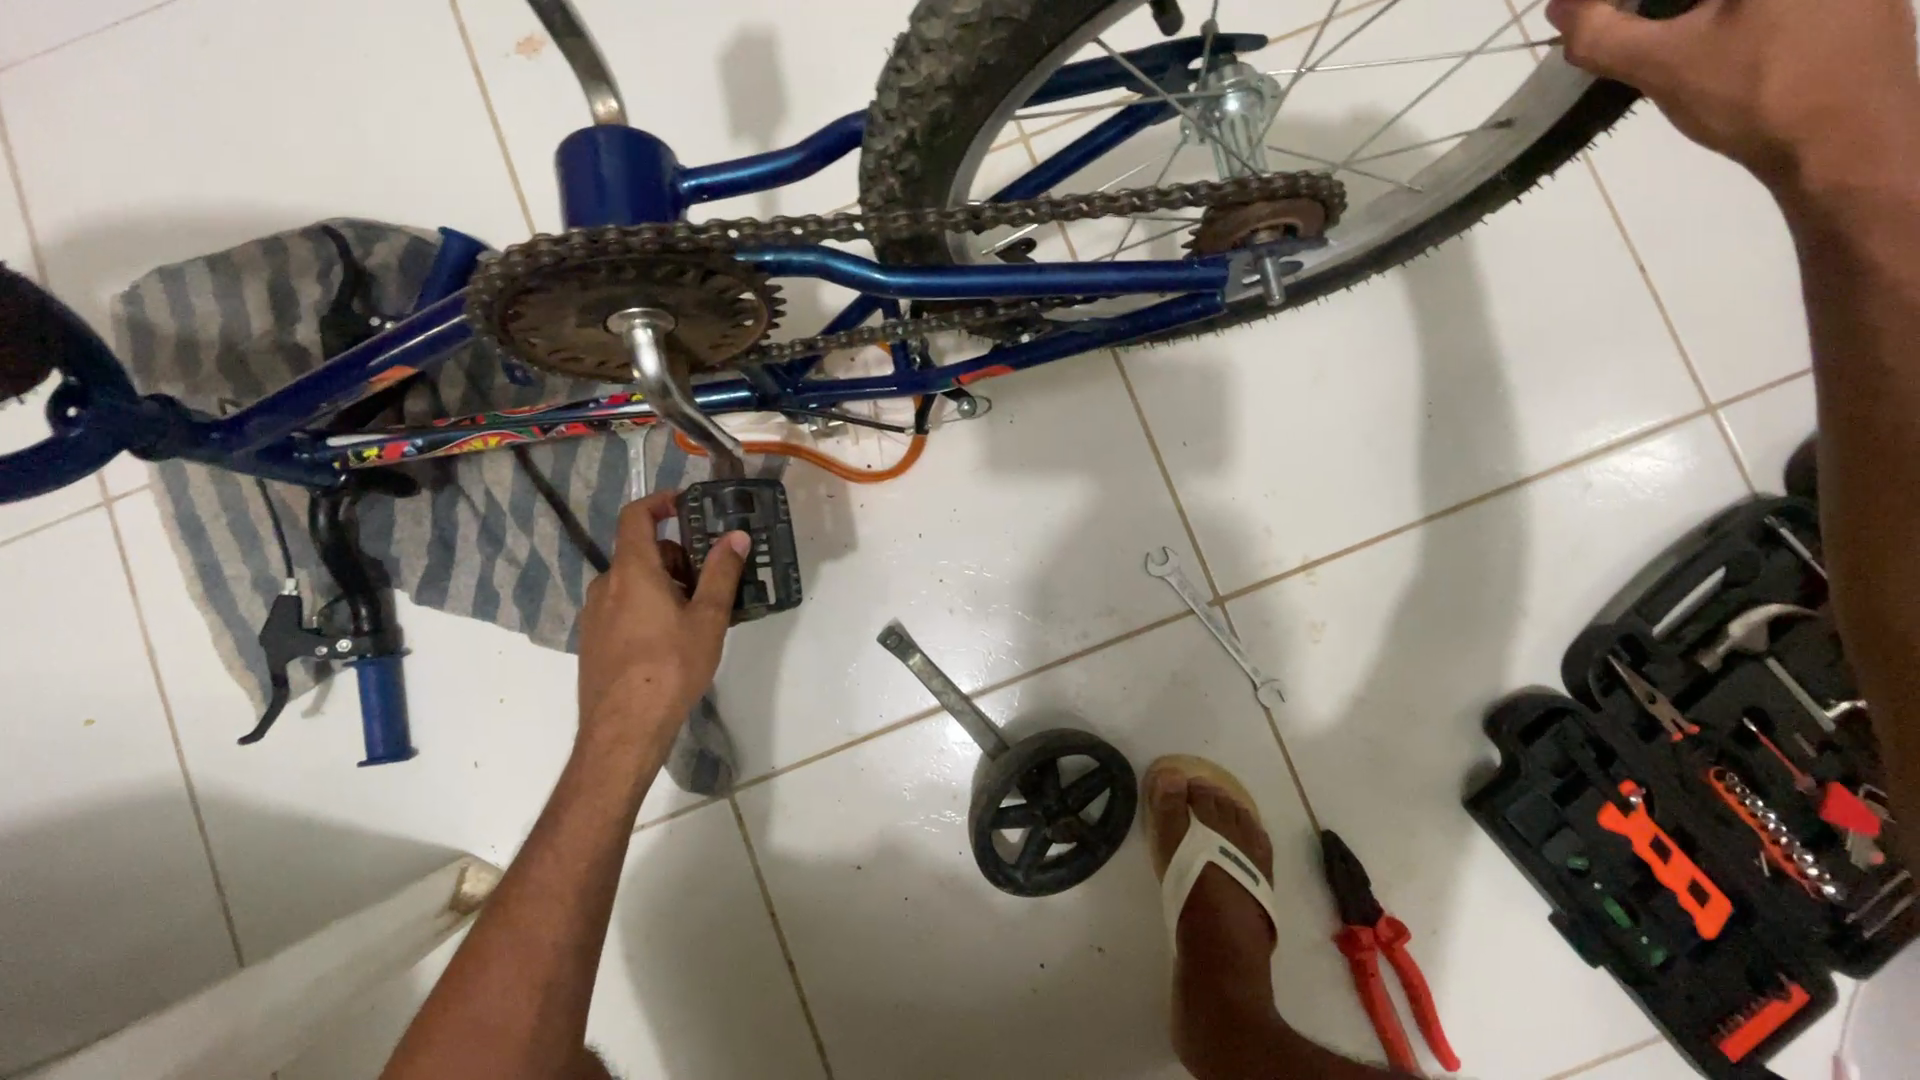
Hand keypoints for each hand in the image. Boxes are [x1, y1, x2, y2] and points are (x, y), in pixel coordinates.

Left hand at [576, 491, 748, 759]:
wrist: (623, 728)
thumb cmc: (670, 666)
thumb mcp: (708, 619)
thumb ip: (721, 573)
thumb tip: (736, 536)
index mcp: (632, 571)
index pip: (636, 516)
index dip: (660, 502)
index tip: (688, 506)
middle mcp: (606, 585)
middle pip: (642, 553)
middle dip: (678, 557)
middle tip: (710, 582)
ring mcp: (595, 614)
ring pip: (634, 583)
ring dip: (665, 586)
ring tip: (697, 617)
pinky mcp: (593, 641)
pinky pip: (624, 608)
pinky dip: (648, 608)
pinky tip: (671, 642)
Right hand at [1548, 0, 1919, 187]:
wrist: (1850, 141)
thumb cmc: (1757, 94)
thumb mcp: (1664, 65)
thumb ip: (1603, 34)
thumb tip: (1560, 9)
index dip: (1612, 2)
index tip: (1581, 16)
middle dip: (1653, 6)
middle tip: (1618, 29)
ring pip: (1729, 0)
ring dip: (1688, 14)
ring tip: (1663, 43)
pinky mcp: (1861, 0)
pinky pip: (1772, 5)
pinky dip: (1730, 16)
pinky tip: (1724, 50)